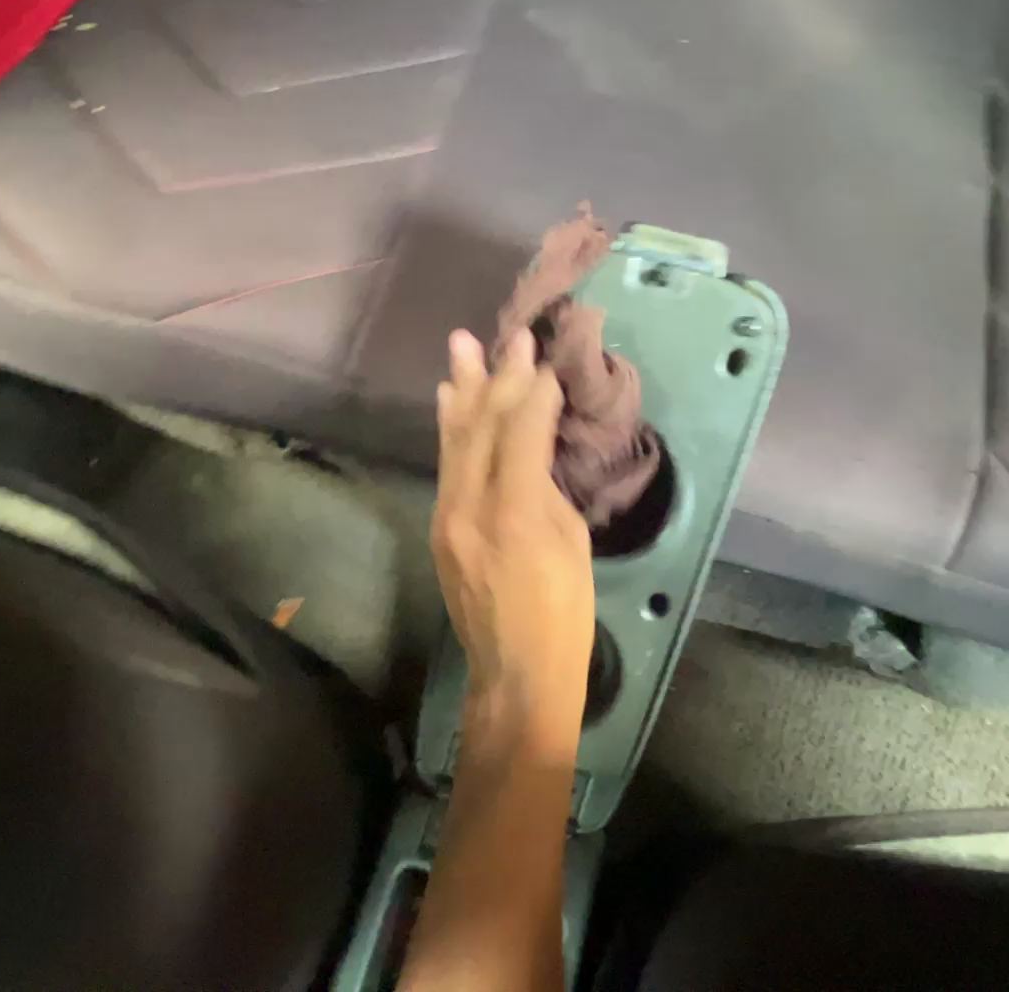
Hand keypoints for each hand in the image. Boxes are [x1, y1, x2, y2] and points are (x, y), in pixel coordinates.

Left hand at [433, 329, 595, 747]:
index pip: (519, 428)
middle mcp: (469, 503)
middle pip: (481, 425)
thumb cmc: (562, 614)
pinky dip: (450, 428)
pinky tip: (448, 402)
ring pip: (454, 440)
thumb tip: (534, 445)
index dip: (532, 389)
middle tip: (506, 336)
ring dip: (461, 390)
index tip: (544, 358)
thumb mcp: (570, 542)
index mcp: (514, 508)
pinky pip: (445, 464)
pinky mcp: (438, 527)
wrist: (514, 673)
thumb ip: (546, 485)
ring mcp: (446, 515)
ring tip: (460, 346)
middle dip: (496, 376)